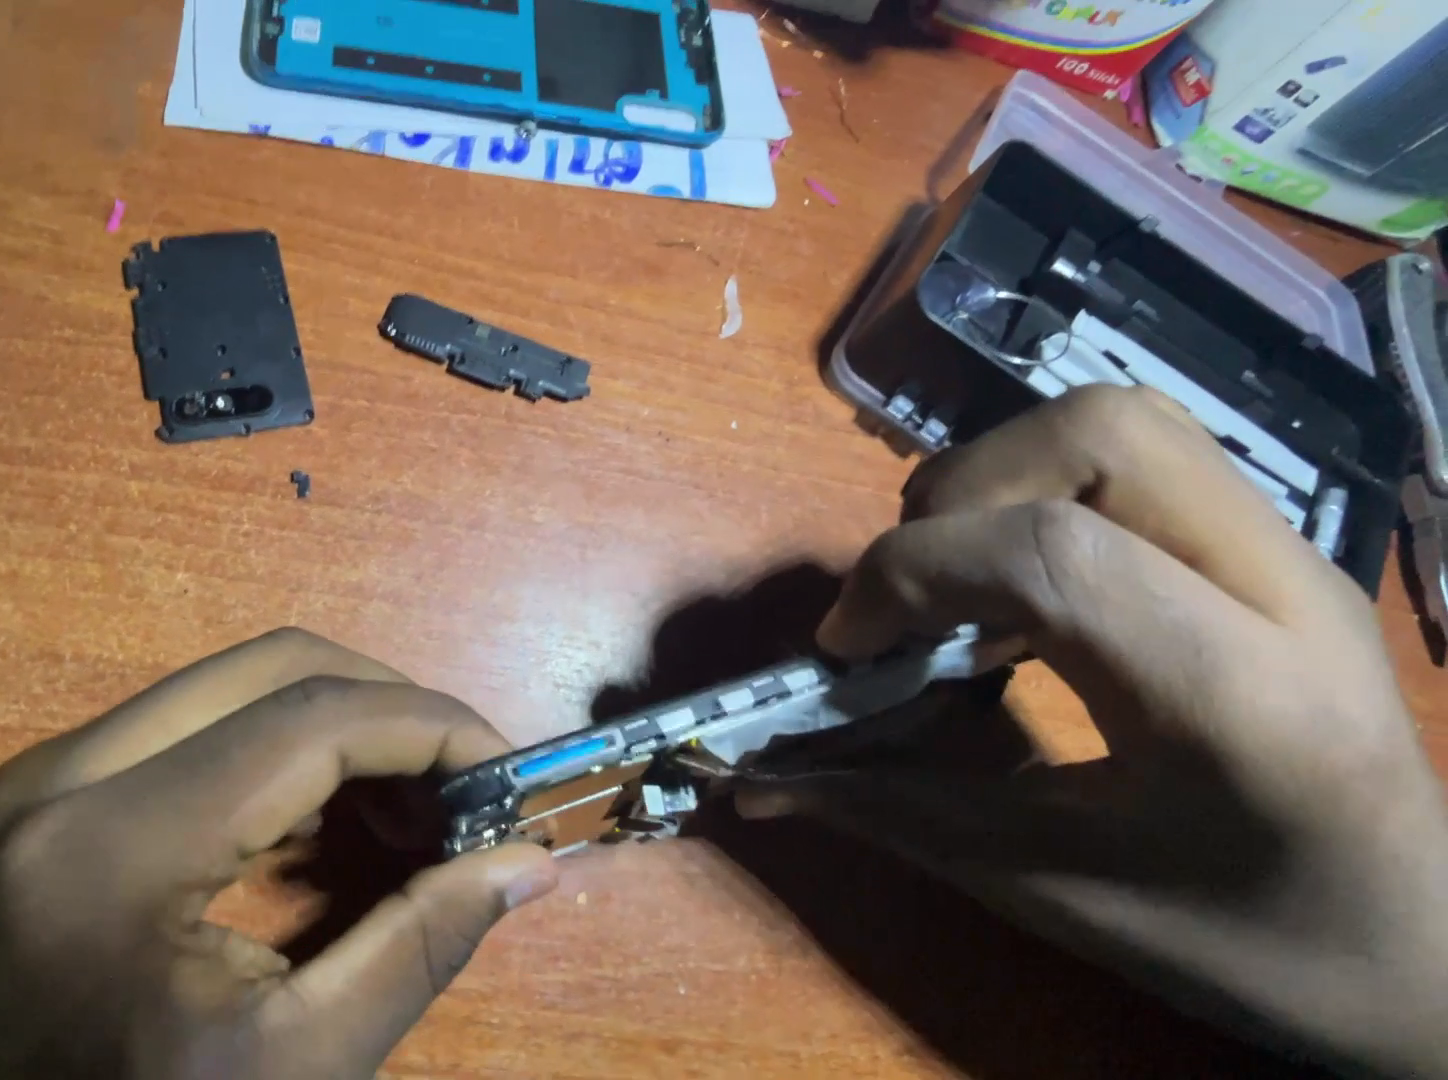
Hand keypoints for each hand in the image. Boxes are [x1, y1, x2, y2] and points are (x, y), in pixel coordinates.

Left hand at [0, 629, 557, 1078]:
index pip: (313, 720)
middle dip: (393, 710)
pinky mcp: (56, 787)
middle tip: (461, 785)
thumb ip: (418, 948)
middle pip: (280, 666)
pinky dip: (289, 749)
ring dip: (346, 724)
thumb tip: (528, 862)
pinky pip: (204, 720)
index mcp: (114, 848)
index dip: (431, 727)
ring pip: (243, 680)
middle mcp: (69, 773)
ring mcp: (51, 772)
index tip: (503, 770)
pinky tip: (332, 818)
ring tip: (409, 807)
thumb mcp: (289, 1073)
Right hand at [740, 387, 1447, 1076]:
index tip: (845, 645)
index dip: (908, 575)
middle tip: (911, 588)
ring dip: (990, 478)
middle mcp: (1284, 592)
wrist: (1441, 953)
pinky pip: (1125, 453)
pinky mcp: (1263, 540)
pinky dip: (1029, 487)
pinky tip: (1010, 580)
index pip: (1052, 558)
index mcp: (1241, 703)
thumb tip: (749, 780)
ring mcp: (1288, 549)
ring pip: (1113, 420)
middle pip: (1097, 436)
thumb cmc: (1246, 944)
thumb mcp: (1047, 888)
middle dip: (956, 493)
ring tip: (953, 573)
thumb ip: (887, 812)